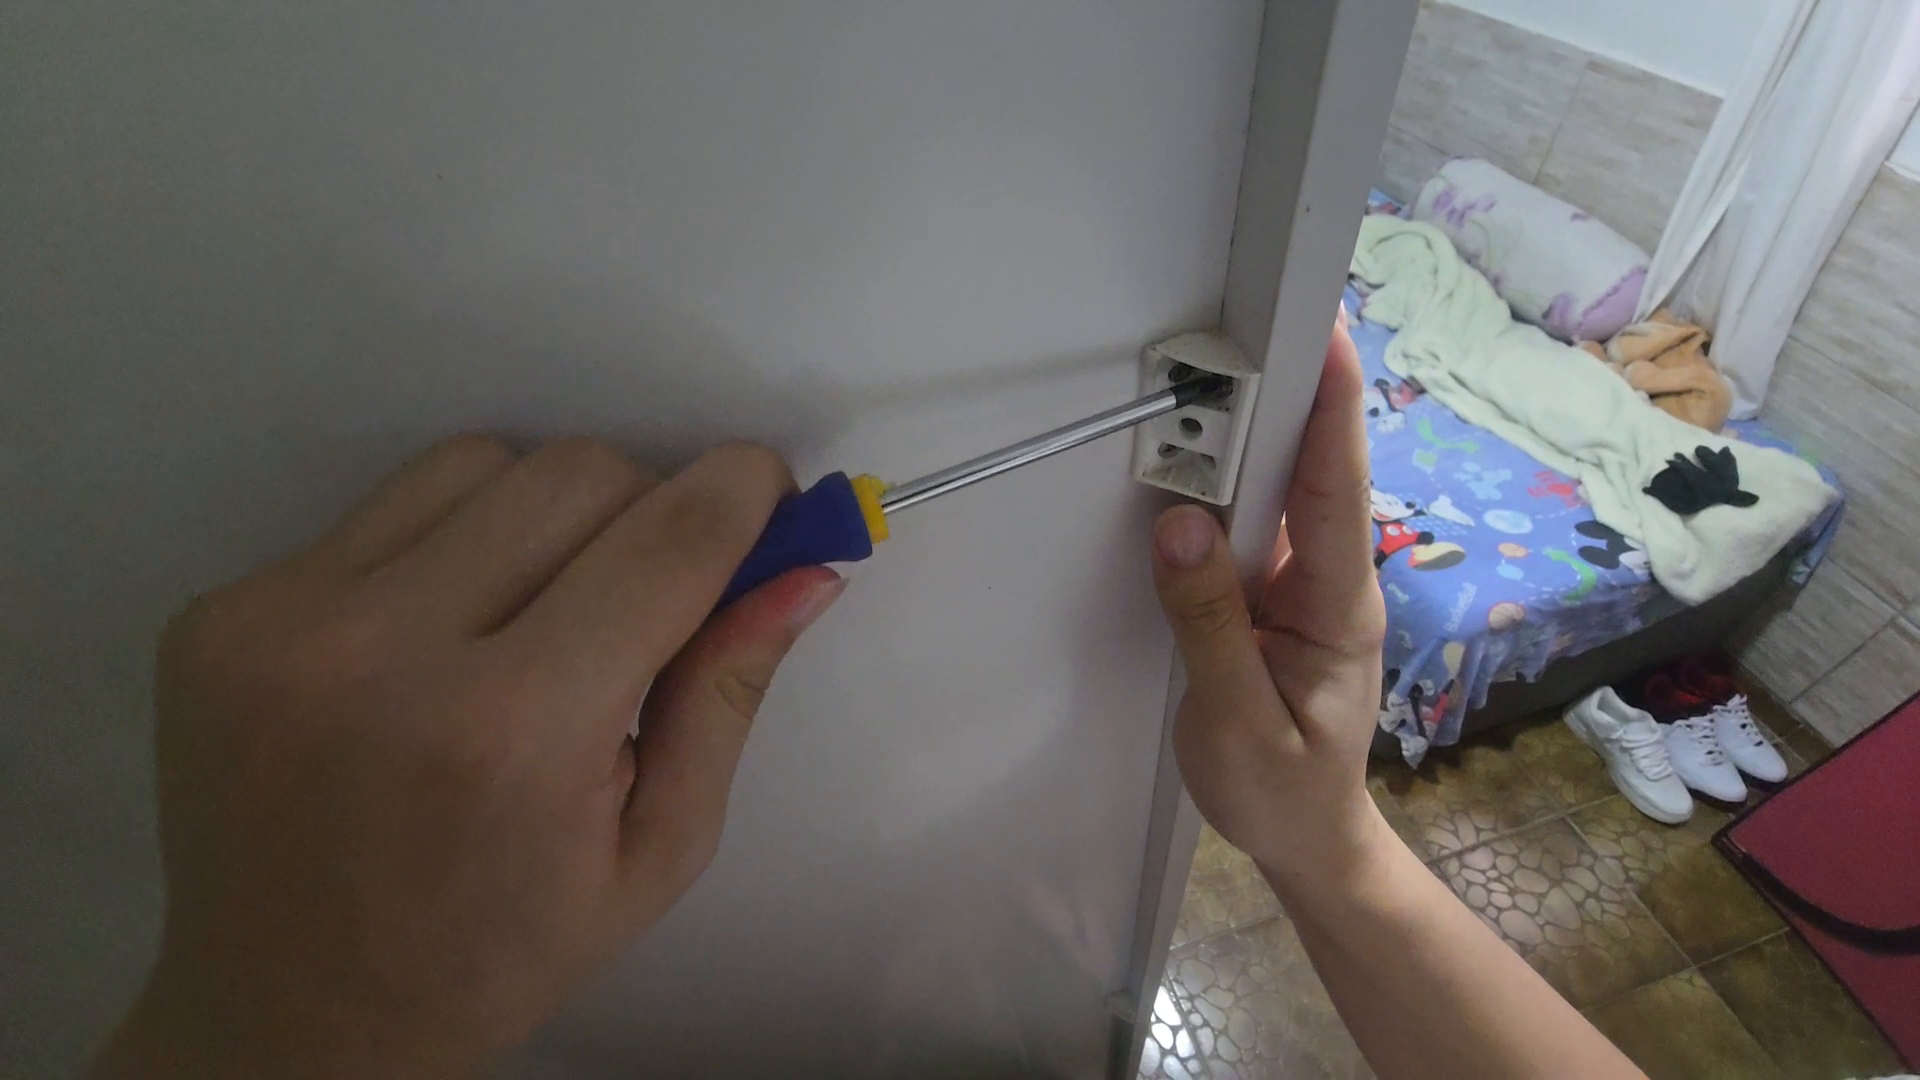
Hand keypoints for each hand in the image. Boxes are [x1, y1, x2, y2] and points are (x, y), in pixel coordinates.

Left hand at [95, 437, 844, 1077]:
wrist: (288, 1021)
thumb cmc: (513, 946)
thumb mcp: (666, 841)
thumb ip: (734, 690)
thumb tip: (810, 572)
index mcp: (517, 734)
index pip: (669, 544)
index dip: (745, 489)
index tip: (778, 489)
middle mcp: (386, 654)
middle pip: (584, 474)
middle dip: (659, 504)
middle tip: (670, 581)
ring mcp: (286, 621)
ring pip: (495, 462)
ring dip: (567, 508)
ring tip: (564, 599)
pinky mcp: (227, 607)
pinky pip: (407, 496)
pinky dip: (479, 524)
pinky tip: (475, 610)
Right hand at [1150, 318, 1388, 889]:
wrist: (1308, 834)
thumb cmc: (1282, 788)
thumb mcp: (1239, 717)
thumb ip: (1209, 622)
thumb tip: (1177, 525)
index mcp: (1337, 602)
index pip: (1337, 487)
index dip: (1330, 404)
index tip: (1318, 331)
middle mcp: (1326, 577)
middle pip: (1311, 470)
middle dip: (1285, 394)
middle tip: (1248, 326)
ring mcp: (1298, 583)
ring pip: (1276, 494)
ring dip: (1246, 433)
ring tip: (1210, 376)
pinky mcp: (1268, 594)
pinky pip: (1246, 526)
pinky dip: (1221, 485)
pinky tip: (1192, 461)